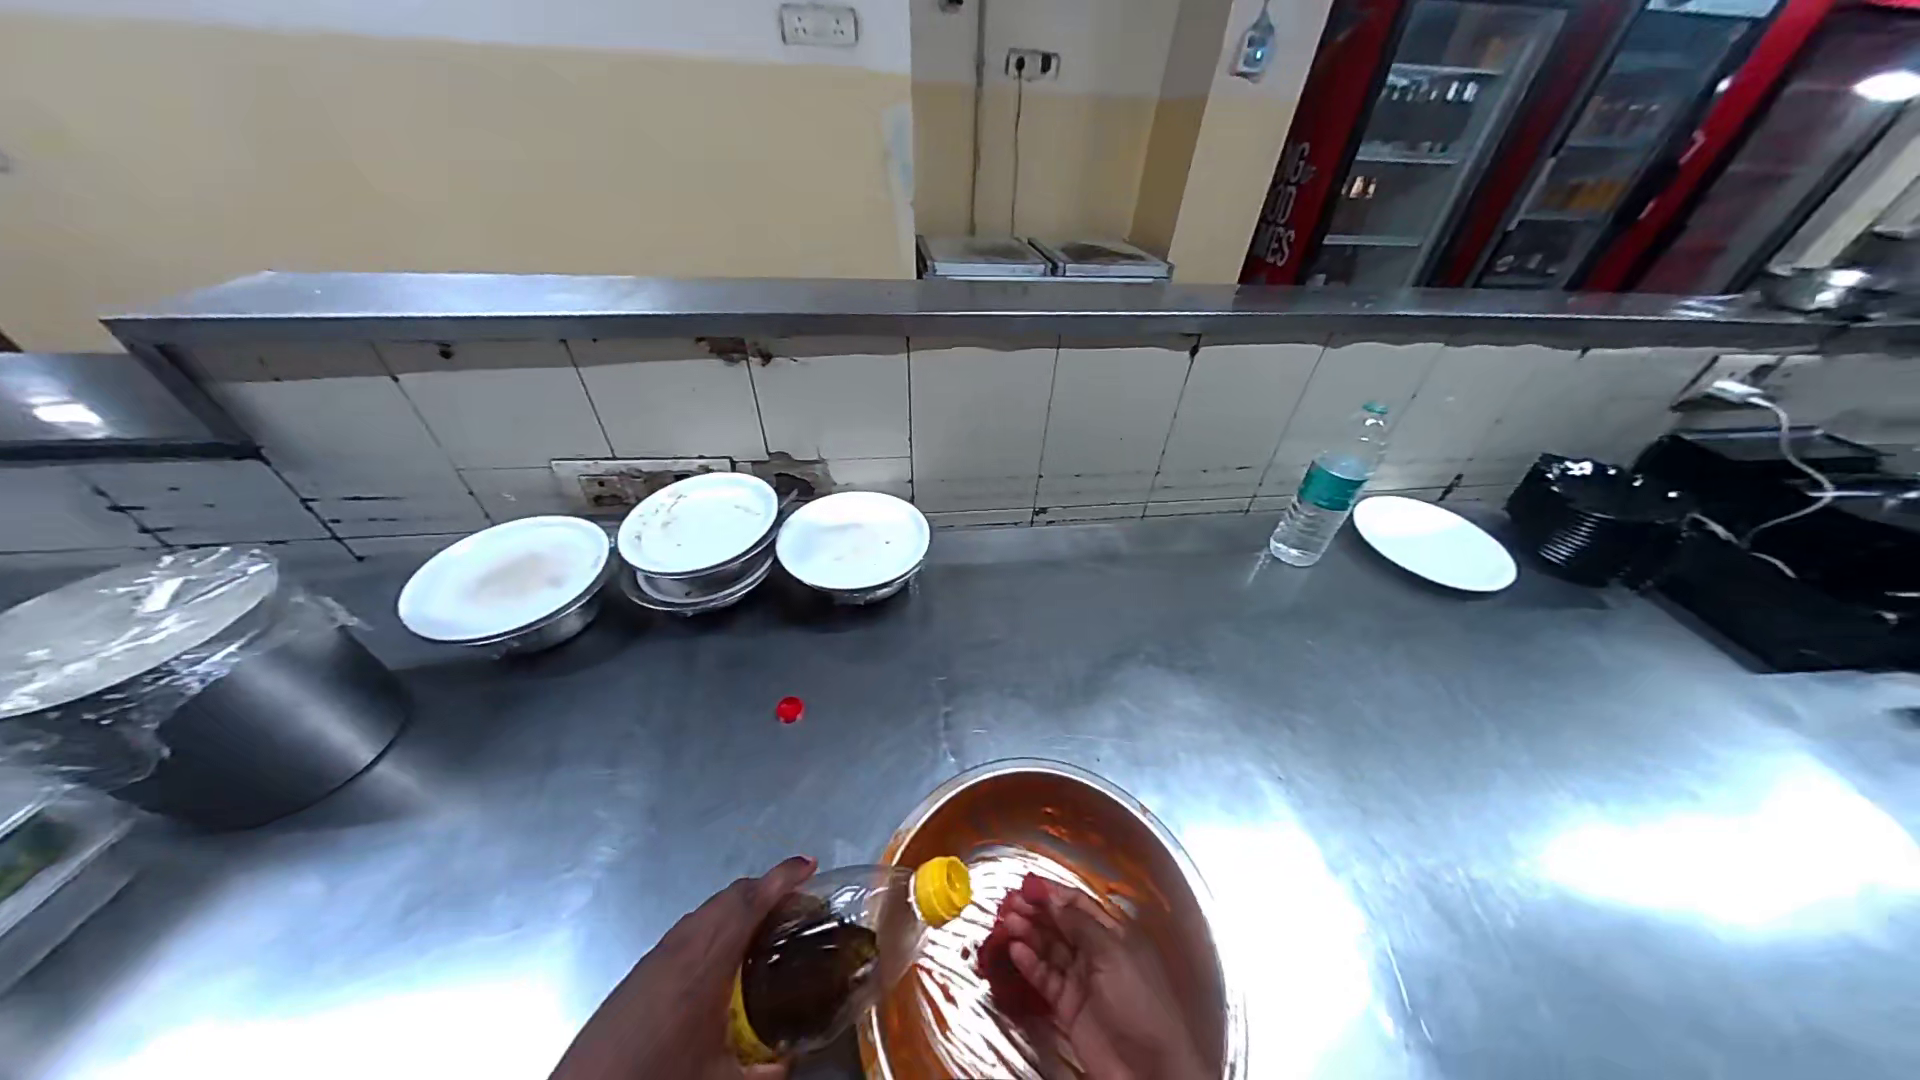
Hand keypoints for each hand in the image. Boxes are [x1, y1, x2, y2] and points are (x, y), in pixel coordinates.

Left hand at [549, 855, 816, 1079]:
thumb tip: (791, 1062)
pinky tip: (724, 953)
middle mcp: (685, 942)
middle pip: (732, 894)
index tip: (809, 864)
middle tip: (796, 900)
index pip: (751, 900)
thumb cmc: (657, 1076)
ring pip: (710, 907)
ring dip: (742, 903)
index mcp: (708, 959)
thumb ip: (762, 1071)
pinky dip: (719, 920)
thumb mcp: (718, 1079)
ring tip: (765, 922)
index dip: (783, 876)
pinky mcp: (645, 964)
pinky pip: (693, 924)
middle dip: (768, 886)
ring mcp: (661, 950)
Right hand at [998, 878, 1209, 1079]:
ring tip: (1007, 922)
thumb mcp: (1112, 954)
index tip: (1028, 884)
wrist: (1149, 1070)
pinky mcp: (1066, 1005)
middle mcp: (1095, 951)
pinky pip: (1045, 978)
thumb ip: (1079, 924)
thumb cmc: (1138, 1001)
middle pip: (1060, 924)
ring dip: (1028, 933)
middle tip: (1010, 902)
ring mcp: (1080, 979)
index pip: (1079, 905)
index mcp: (1113, 933)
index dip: (1053, 893)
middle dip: (1036, 911)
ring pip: (1049, 948)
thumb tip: (1051, 898)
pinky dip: (1029, 963)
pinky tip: (1016, 950)